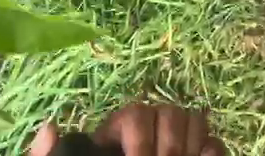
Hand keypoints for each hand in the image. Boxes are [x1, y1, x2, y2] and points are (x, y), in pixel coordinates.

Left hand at [27, 104, 224, 155]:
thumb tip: (50, 126)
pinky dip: (212, 151)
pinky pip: (214, 144)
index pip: (136, 115)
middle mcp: (147, 137)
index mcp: (114, 139)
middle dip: (169, 145)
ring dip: (191, 144)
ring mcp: (174, 147)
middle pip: (170, 113)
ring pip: (194, 121)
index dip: (140, 138)